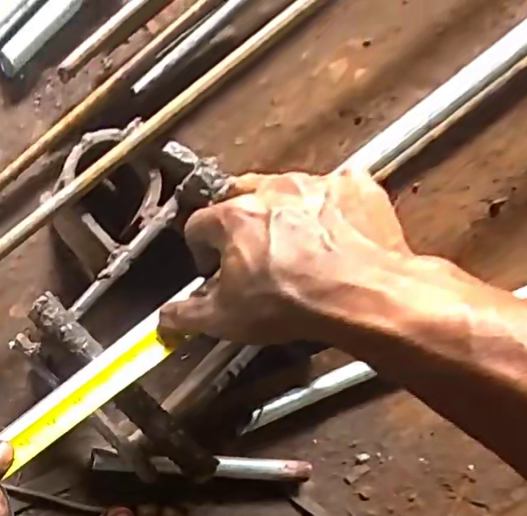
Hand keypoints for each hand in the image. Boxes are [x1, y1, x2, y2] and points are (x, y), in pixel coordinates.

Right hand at [161, 169, 440, 345]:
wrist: (361, 295)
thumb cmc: (293, 303)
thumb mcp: (223, 320)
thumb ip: (185, 314)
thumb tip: (165, 317)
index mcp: (234, 217)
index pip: (197, 223)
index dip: (198, 251)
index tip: (209, 270)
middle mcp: (273, 190)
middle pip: (239, 195)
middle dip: (235, 222)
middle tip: (244, 253)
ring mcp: (317, 184)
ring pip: (284, 190)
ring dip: (278, 214)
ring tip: (286, 250)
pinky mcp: (354, 188)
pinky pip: (330, 192)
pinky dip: (324, 212)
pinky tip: (326, 241)